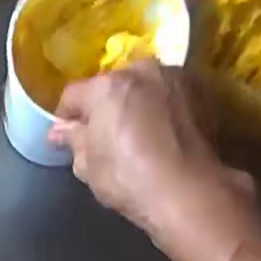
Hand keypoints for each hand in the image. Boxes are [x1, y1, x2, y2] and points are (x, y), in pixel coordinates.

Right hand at [50, 62, 260, 260]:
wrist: (186, 190)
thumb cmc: (128, 179)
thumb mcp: (87, 166)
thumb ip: (73, 140)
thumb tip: (60, 131)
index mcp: (106, 88)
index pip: (73, 96)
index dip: (65, 118)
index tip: (65, 138)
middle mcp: (141, 70)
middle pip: (111, 86)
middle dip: (104, 108)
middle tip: (103, 138)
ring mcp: (175, 76)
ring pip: (143, 87)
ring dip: (135, 104)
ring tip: (136, 136)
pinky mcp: (201, 89)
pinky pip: (169, 94)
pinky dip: (161, 108)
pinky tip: (161, 134)